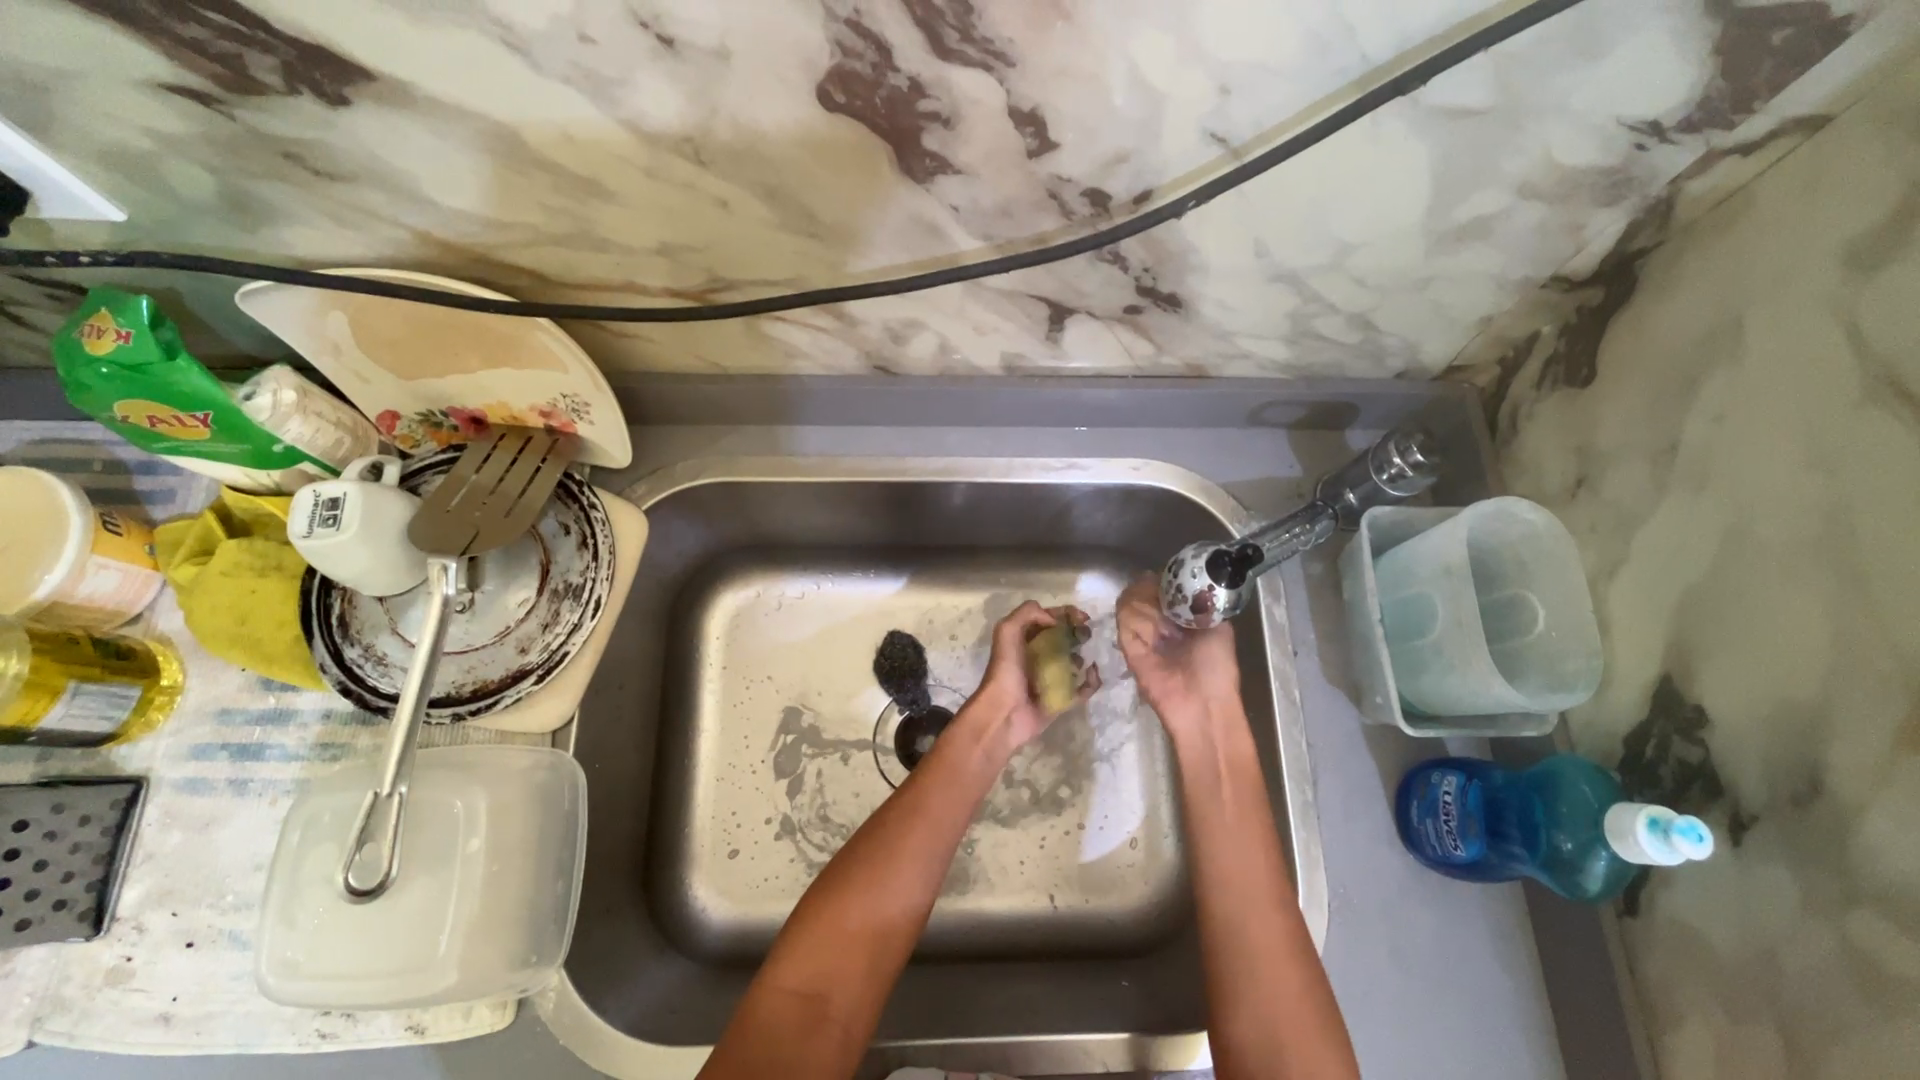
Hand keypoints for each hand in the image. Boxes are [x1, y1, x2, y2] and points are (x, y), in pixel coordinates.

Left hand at [970, 600, 1100, 751]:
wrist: (1005, 712)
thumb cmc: (1006, 670)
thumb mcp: (1007, 631)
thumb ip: (1028, 613)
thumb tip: (1056, 620)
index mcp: (1026, 638)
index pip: (1051, 619)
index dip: (1067, 615)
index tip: (1083, 618)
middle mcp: (1039, 655)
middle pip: (1066, 638)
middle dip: (1080, 634)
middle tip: (1087, 637)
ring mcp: (1052, 677)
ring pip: (1076, 661)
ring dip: (1086, 656)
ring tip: (1087, 657)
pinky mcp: (1062, 698)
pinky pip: (1083, 687)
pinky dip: (1092, 681)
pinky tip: (1092, 674)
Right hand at [1117, 574, 1240, 731]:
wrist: (1203, 702)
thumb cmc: (1216, 667)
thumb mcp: (1219, 626)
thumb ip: (1201, 604)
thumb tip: (1184, 586)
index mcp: (1177, 618)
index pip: (1160, 587)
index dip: (1164, 579)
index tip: (1172, 577)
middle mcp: (1156, 623)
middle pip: (1141, 590)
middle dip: (1152, 588)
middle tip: (1166, 600)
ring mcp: (1139, 634)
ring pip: (1130, 601)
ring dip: (1148, 605)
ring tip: (1166, 627)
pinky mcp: (1127, 646)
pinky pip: (1125, 620)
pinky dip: (1139, 619)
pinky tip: (1156, 632)